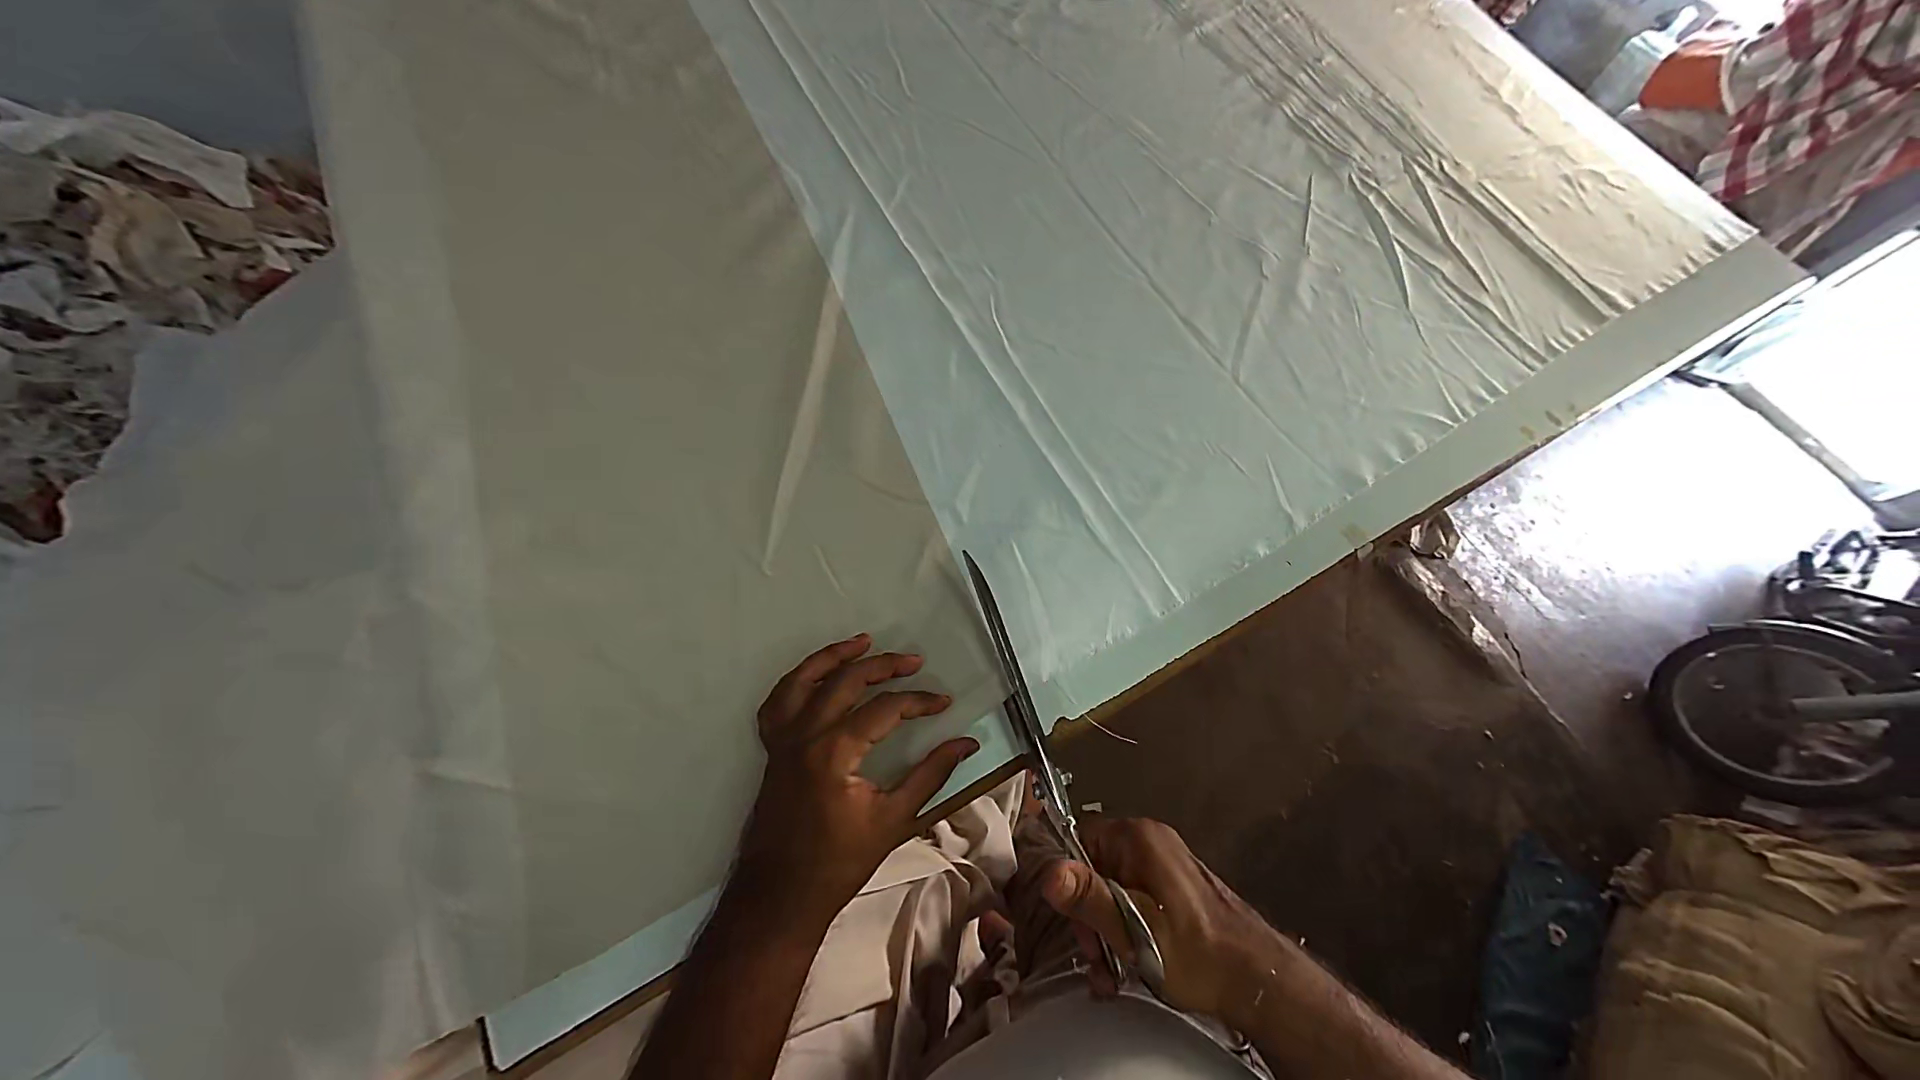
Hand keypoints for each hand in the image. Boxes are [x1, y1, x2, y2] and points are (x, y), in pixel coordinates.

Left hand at [734, 634, 980, 922]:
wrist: (781, 894)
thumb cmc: (840, 862)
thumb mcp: (894, 819)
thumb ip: (931, 774)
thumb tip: (967, 743)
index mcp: (835, 752)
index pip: (884, 708)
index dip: (918, 701)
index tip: (944, 702)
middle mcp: (804, 735)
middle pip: (846, 681)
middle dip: (884, 666)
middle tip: (914, 661)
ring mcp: (782, 739)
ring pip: (805, 679)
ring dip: (834, 656)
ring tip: (864, 641)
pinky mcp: (772, 748)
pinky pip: (777, 702)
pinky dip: (798, 681)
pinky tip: (816, 674)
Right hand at [1039, 817, 1295, 1027]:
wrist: (1258, 980)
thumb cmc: (1197, 953)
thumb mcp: (1133, 929)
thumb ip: (1088, 897)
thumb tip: (1047, 871)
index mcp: (1138, 838)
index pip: (1077, 838)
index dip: (1069, 880)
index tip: (1076, 920)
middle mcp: (1148, 840)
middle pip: (1093, 867)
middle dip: (1089, 915)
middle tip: (1097, 957)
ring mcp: (1162, 862)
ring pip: (1111, 888)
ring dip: (1105, 929)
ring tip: (1112, 972)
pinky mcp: (1171, 885)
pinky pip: (1132, 898)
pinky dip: (1125, 928)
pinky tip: (1128, 964)